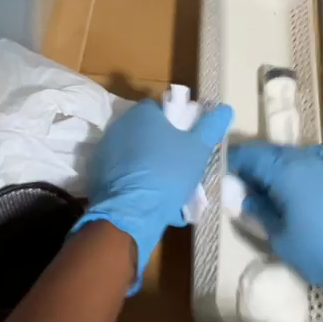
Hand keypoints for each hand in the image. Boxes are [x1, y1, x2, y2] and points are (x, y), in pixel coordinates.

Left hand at [75, 97, 231, 290]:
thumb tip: (225, 108)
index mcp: (142, 114)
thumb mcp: (198, 148)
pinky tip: (148, 198)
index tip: (185, 140)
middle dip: (160, 144)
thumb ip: (211, 125)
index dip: (174, 122)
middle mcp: (119, 125)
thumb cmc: (168, 173)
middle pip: (145, 130)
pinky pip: (122, 172)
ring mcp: (105, 150)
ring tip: (165, 186)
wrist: (131, 213)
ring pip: (134, 152)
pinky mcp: (97, 174)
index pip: (159, 109)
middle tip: (177, 164)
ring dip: (147, 163)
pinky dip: (133, 181)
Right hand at [228, 141, 322, 321]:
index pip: (249, 156)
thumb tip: (244, 197)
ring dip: (272, 163)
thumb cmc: (320, 252)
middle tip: (235, 179)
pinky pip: (312, 157)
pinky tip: (295, 174)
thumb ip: (259, 212)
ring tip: (260, 182)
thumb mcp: (280, 238)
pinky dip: (298, 161)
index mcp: (284, 171)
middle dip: (250, 162)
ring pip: (289, 154)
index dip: (231, 161)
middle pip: (268, 152)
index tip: (217, 170)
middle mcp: (302, 159)